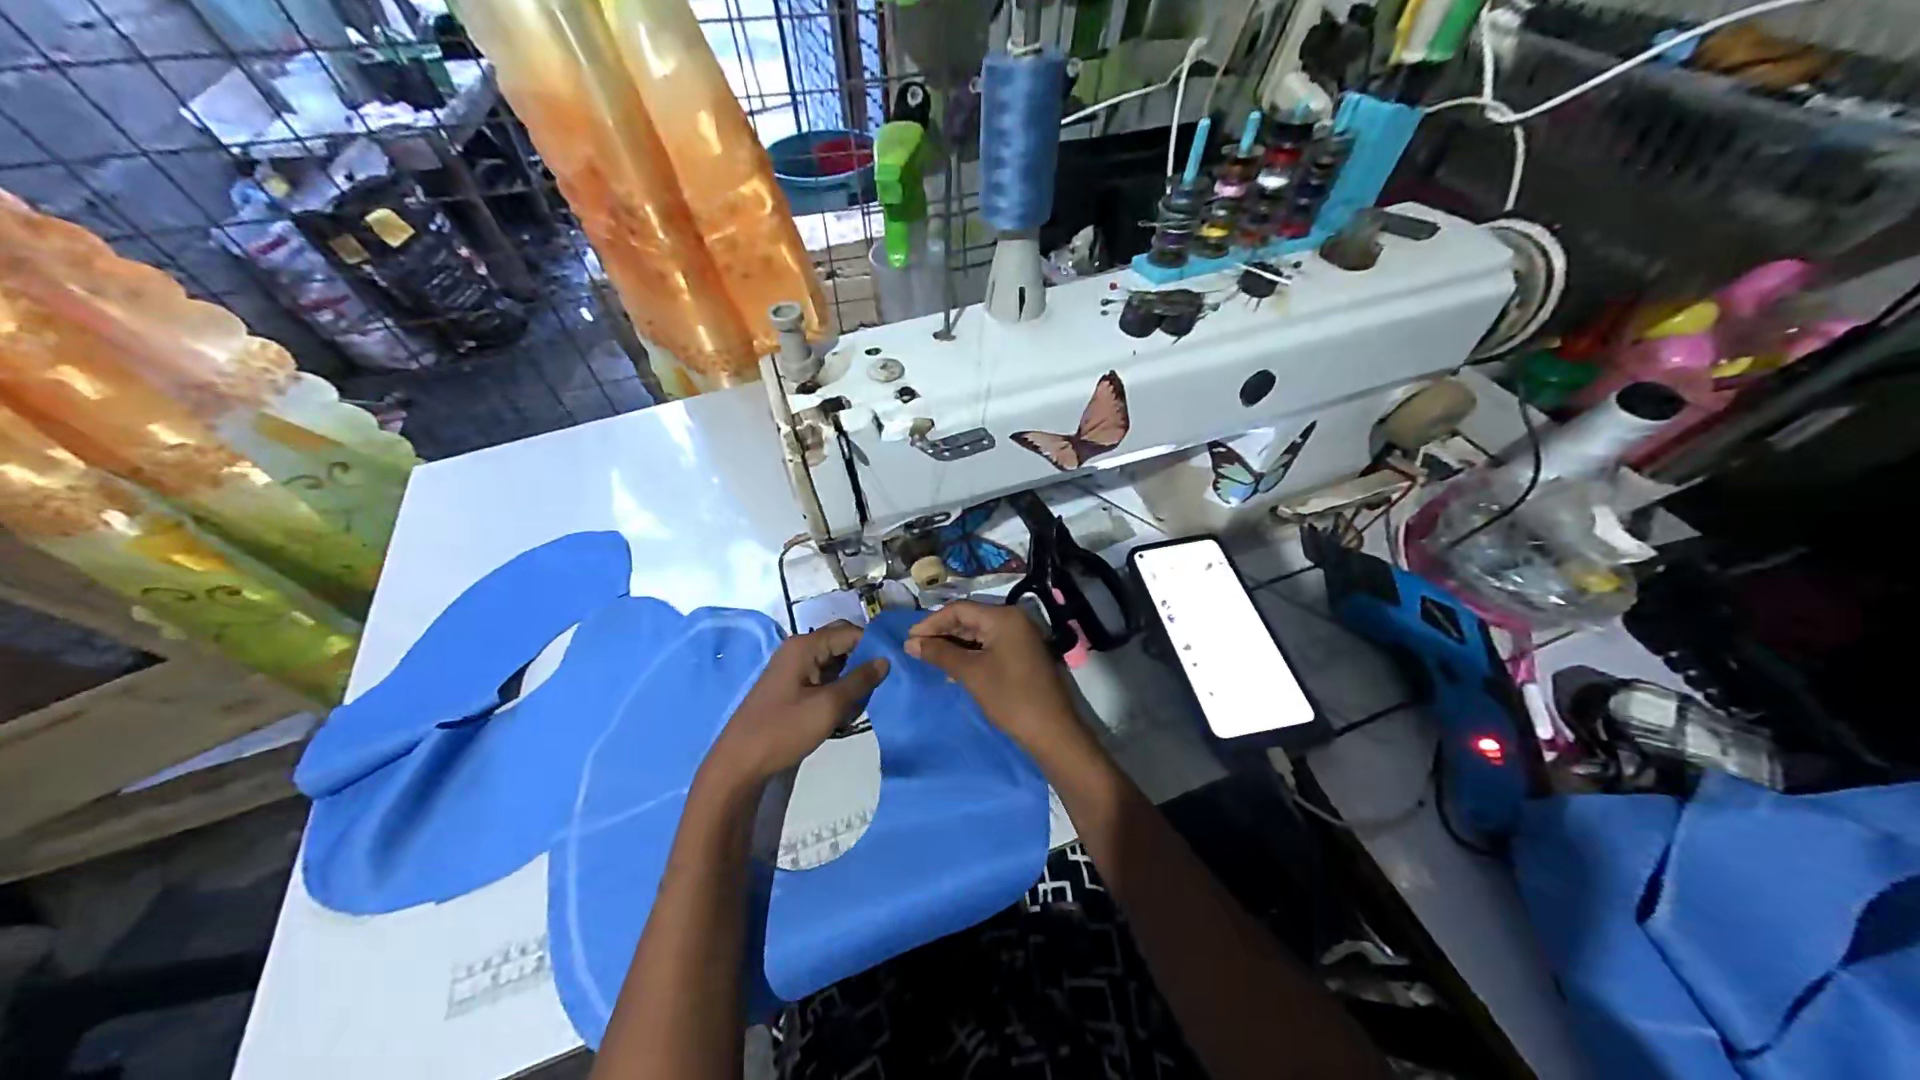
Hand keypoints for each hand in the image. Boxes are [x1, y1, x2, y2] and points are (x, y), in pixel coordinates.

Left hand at [709, 621, 887, 786]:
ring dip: (852, 678)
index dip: (875, 645)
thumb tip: (885, 660)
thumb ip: (860, 680)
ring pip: (835, 662)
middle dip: (864, 660)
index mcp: (805, 645)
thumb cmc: (784, 729)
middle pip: (842, 643)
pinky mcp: (792, 686)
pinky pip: (824, 677)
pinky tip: (848, 709)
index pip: (851, 632)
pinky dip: (838, 688)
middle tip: (884, 683)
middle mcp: (798, 649)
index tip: (897, 664)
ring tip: (867, 700)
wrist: (740, 762)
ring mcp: (794, 668)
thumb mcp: (829, 706)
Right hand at [905, 601, 1086, 758]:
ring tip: (930, 659)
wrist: (1051, 730)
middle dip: (942, 633)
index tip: (910, 639)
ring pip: (979, 633)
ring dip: (954, 645)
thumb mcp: (971, 673)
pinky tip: (953, 669)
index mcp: (1004, 617)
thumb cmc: (1010, 697)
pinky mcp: (1023, 654)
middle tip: (916, 649)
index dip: (931, 622)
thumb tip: (911, 643)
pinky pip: (990, 645)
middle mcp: (1014, 620)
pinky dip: (970, 653)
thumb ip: (940, 654)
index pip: (959, 609)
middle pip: (970, 618)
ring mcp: (1021, 637)